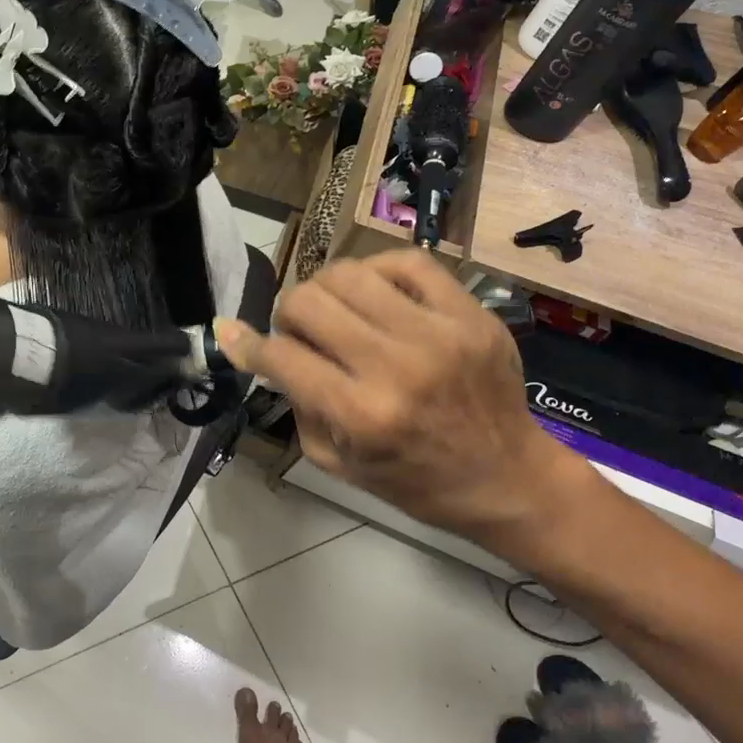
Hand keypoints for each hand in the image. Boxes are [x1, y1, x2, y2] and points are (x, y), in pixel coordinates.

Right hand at [214, 251, 583, 541]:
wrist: (510, 480)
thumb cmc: (414, 480)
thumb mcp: (336, 461)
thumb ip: (295, 401)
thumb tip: (256, 347)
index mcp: (362, 414)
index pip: (280, 354)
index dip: (245, 344)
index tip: (232, 335)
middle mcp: (397, 367)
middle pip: (307, 302)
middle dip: (288, 315)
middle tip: (301, 334)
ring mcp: (439, 335)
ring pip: (348, 273)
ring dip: (327, 290)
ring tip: (338, 311)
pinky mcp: (471, 315)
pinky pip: (407, 261)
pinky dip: (377, 271)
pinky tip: (377, 294)